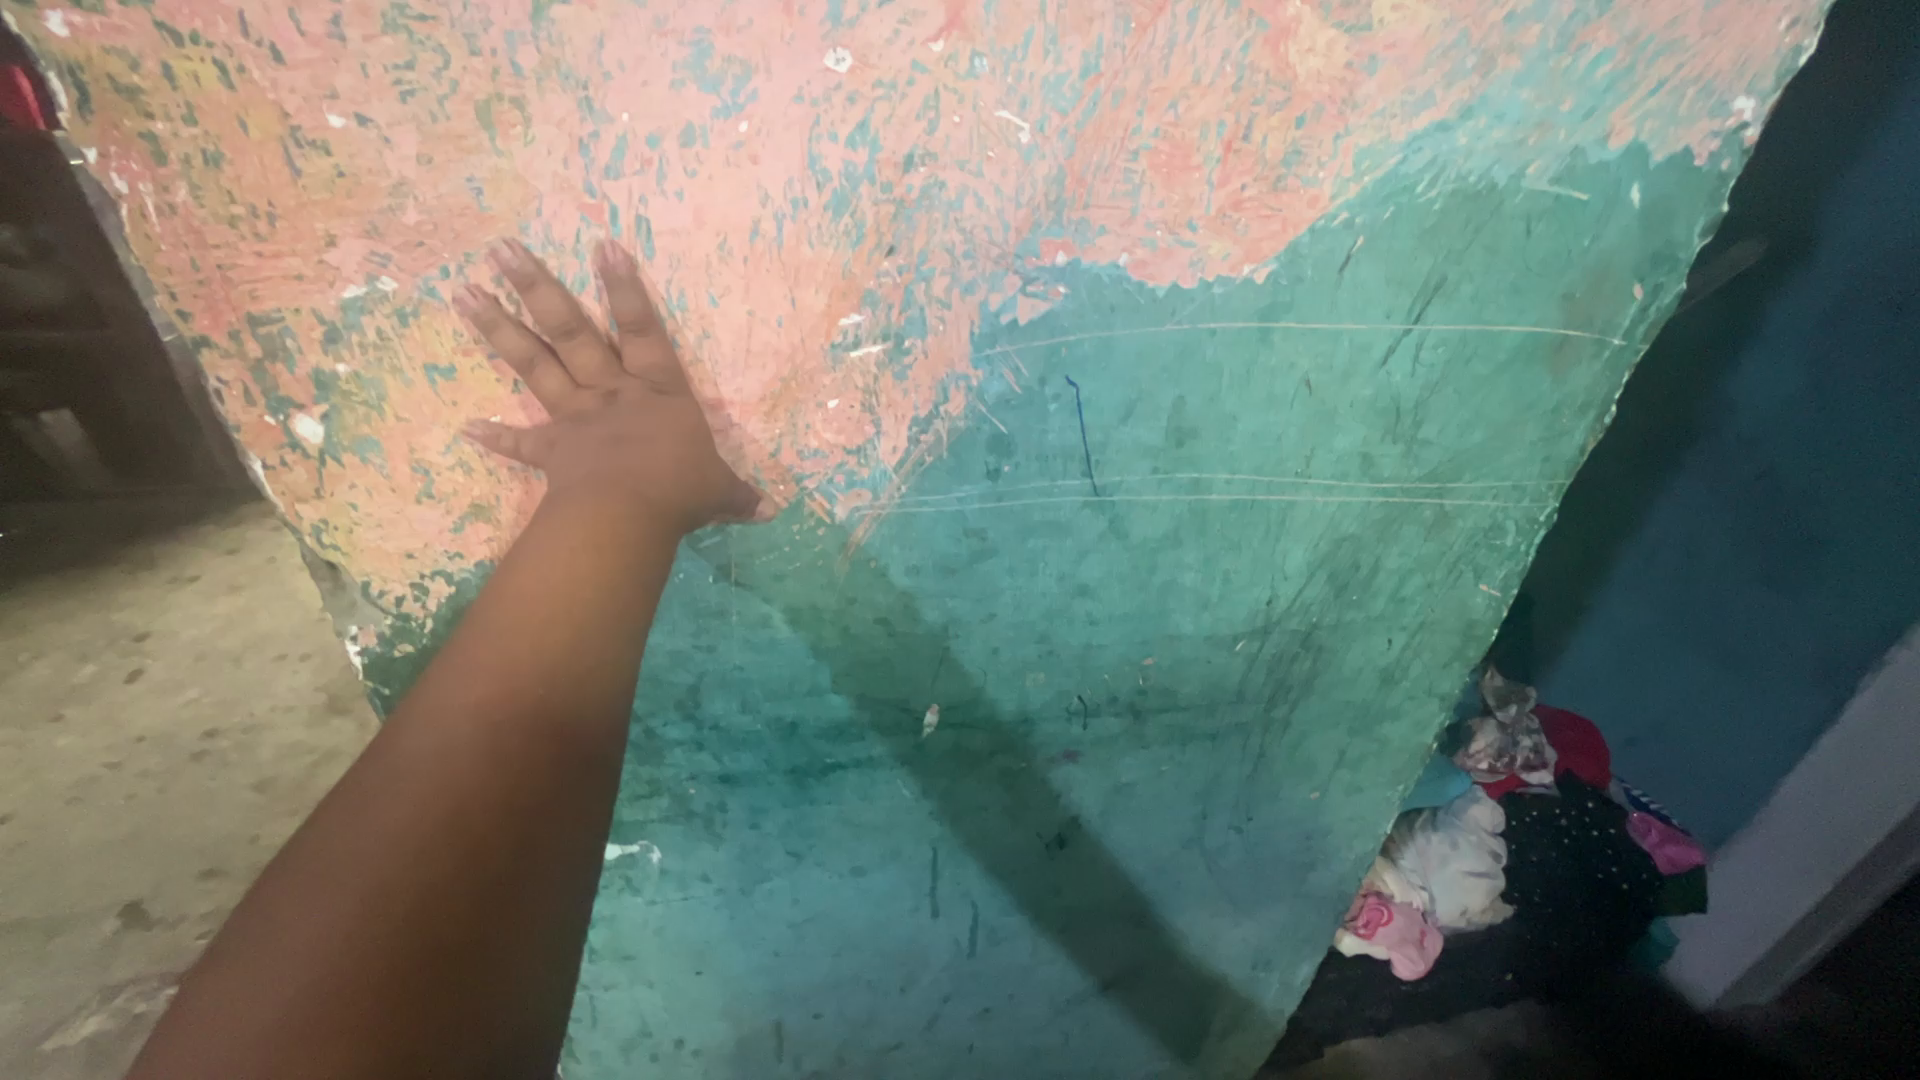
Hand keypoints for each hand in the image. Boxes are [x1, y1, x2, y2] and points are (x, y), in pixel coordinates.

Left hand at [453, 238, 761, 535]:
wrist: (630, 514)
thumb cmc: (680, 489)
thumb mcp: (721, 490)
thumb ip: (741, 494)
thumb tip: (772, 511)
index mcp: (659, 393)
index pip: (644, 331)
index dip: (626, 290)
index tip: (603, 246)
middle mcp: (613, 394)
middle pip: (572, 333)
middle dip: (538, 289)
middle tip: (503, 250)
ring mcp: (578, 419)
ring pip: (536, 366)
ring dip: (500, 330)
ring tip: (464, 291)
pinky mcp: (554, 453)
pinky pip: (523, 444)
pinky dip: (497, 438)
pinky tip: (468, 427)